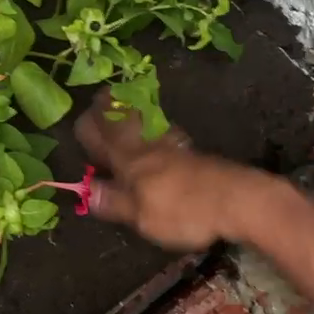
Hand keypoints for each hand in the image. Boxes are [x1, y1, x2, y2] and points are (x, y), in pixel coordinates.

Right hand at [76, 91, 284, 250]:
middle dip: (108, 107)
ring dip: (129, 109)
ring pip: (142, 119)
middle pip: (121, 119)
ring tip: (121, 101)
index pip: (99, 136)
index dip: (86, 128)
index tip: (78, 122)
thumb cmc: (182, 210)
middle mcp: (145, 145)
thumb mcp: (141, 216)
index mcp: (128, 160)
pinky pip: (163, 128)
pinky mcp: (189, 150)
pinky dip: (152, 121)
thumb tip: (84, 190)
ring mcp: (170, 143)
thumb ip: (113, 202)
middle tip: (99, 96)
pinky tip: (157, 127)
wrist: (234, 198)